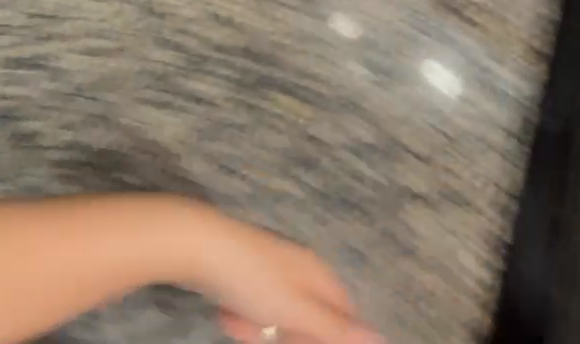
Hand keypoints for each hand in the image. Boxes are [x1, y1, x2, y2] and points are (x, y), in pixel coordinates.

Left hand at [182, 212, 381, 343]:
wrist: (197, 245)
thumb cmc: (251, 279)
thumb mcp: (297, 310)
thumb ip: (338, 328)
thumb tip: (382, 338)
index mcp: (318, 273)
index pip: (344, 316)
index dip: (330, 339)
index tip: (306, 343)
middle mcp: (300, 267)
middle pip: (310, 319)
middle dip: (288, 336)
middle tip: (265, 336)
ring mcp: (271, 266)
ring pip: (279, 316)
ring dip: (261, 330)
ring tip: (237, 325)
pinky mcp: (245, 270)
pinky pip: (256, 305)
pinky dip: (245, 316)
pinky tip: (227, 315)